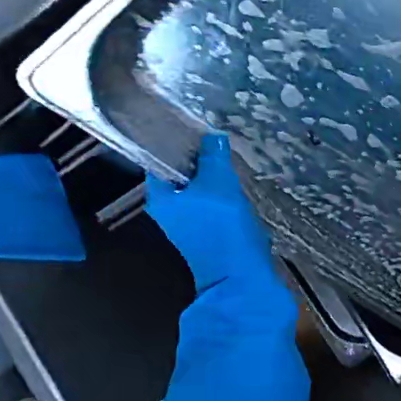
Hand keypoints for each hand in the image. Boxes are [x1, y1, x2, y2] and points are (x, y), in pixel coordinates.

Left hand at [147, 134, 283, 293]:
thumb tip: (212, 137)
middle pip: (181, 171)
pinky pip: (212, 202)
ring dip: (213, 174)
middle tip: (217, 137)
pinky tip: (236, 183)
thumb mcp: (218, 184)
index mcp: (161, 197)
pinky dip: (222, 192)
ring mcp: (188, 222)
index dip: (174, 138)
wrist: (240, 277)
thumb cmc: (222, 228)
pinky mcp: (208, 231)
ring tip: (229, 156)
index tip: (194, 123)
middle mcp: (169, 209)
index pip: (159, 156)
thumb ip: (213, 156)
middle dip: (199, 156)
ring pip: (199, 187)